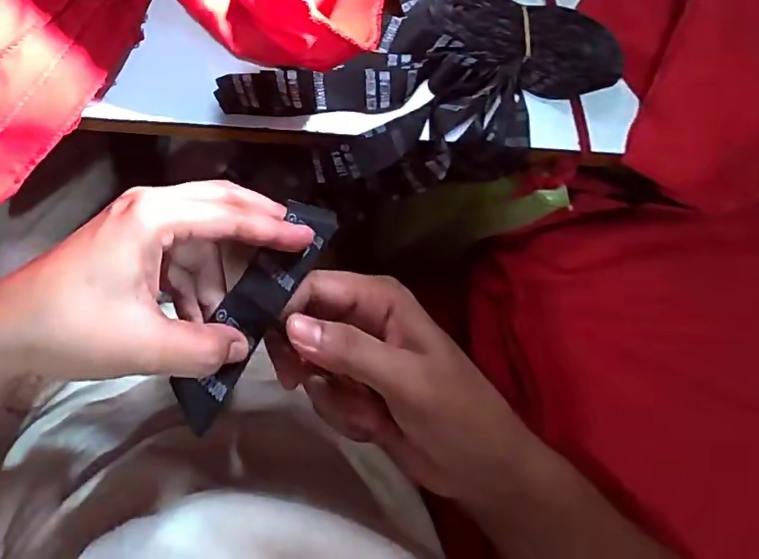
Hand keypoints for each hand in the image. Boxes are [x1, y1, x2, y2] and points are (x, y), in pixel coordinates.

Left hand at [0, 181, 315, 385]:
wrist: (9, 331)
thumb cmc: (75, 327)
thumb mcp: (145, 344)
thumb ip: (203, 347)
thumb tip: (241, 346)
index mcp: (153, 214)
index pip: (225, 212)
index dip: (270, 225)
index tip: (307, 235)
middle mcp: (148, 207)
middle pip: (216, 206)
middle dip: (254, 227)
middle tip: (292, 247)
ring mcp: (136, 224)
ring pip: (198, 236)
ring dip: (221, 271)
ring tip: (244, 308)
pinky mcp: (128, 245)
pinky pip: (177, 256)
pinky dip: (196, 284)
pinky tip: (204, 319)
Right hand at [270, 270, 526, 498]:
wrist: (486, 473)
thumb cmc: (456, 413)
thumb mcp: (404, 380)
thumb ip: (348, 349)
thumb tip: (291, 324)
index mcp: (377, 297)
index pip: (315, 285)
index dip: (288, 307)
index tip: (272, 343)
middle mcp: (361, 316)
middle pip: (302, 320)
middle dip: (303, 357)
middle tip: (297, 381)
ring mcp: (357, 353)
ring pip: (309, 361)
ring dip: (331, 395)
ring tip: (367, 414)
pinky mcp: (354, 386)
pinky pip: (322, 391)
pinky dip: (341, 413)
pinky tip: (373, 426)